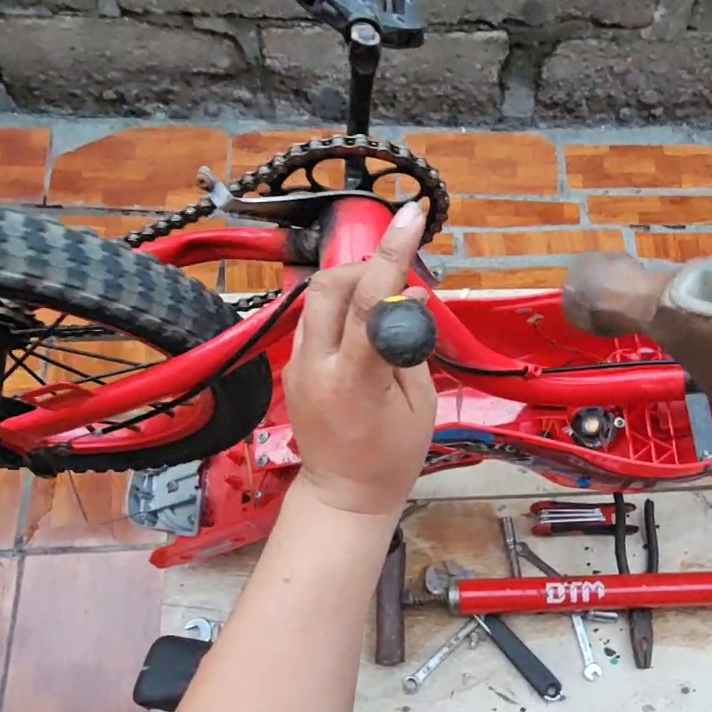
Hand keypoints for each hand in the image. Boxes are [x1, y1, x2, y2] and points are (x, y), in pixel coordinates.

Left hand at [284, 201, 438, 517]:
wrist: (343, 494)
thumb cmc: (393, 456)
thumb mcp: (420, 403)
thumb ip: (410, 345)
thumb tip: (411, 298)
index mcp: (354, 379)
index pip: (371, 302)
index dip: (393, 254)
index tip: (411, 217)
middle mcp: (315, 365)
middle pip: (328, 285)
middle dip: (363, 265)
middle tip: (393, 275)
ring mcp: (297, 366)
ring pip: (315, 299)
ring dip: (350, 284)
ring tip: (381, 299)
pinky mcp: (291, 368)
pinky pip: (313, 321)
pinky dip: (339, 309)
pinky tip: (361, 326)